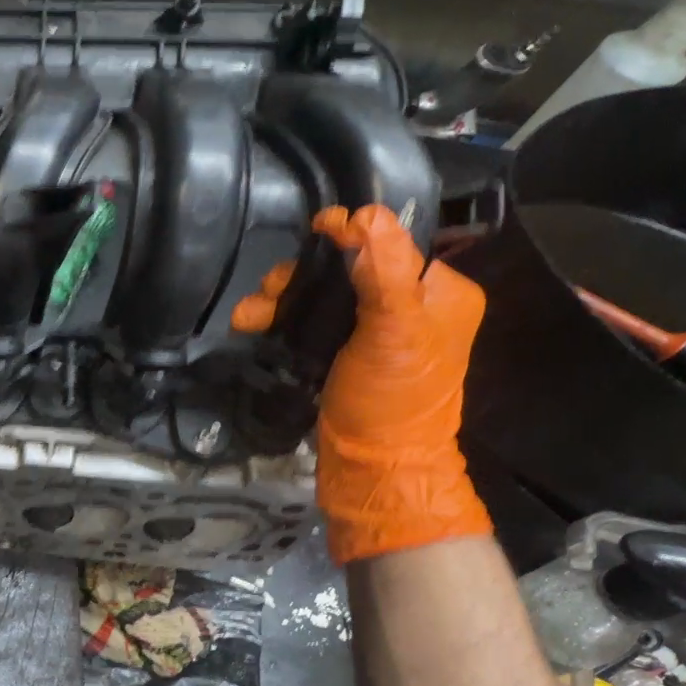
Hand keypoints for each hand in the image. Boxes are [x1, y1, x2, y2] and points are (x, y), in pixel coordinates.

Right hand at [232, 205, 491, 562]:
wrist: (371, 471)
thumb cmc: (390, 401)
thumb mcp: (393, 332)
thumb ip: (383, 273)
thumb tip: (366, 215)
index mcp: (438, 295)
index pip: (392, 245)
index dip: (351, 234)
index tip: (315, 228)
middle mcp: (407, 309)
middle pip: (346, 270)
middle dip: (301, 276)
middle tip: (268, 289)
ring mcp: (370, 336)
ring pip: (320, 297)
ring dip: (279, 300)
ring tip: (247, 315)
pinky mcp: (339, 358)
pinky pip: (308, 324)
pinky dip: (279, 322)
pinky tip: (250, 325)